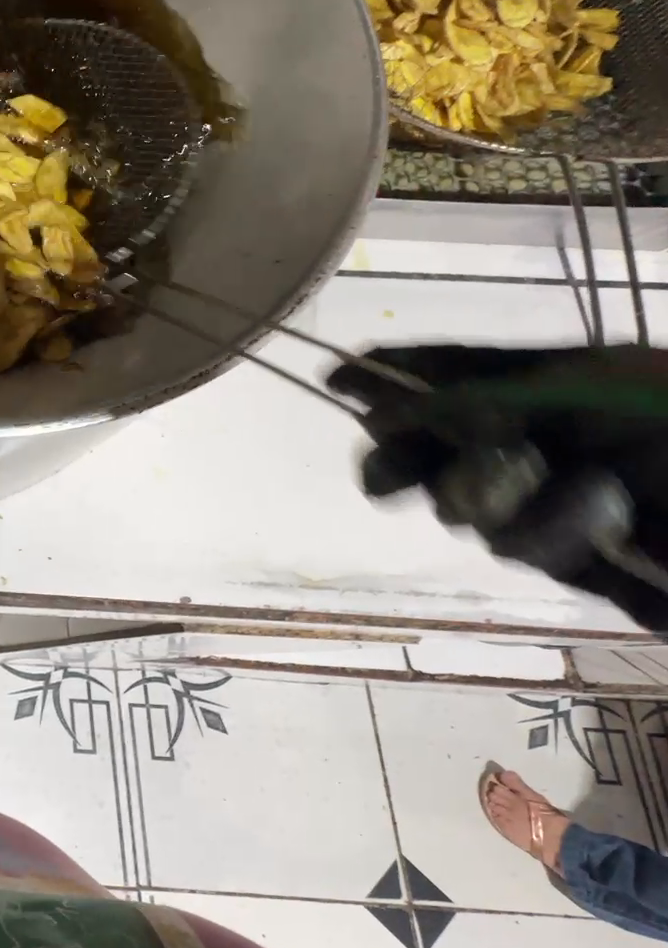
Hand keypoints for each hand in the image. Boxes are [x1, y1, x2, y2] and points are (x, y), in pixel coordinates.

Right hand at [326, 344, 667, 631]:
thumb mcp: (586, 384)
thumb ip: (474, 391)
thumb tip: (369, 399)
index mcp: (552, 392)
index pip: (445, 379)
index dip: (387, 379)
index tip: (337, 380)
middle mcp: (548, 448)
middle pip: (434, 456)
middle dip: (409, 463)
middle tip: (389, 476)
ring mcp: (567, 509)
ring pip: (473, 514)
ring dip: (507, 502)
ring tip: (576, 489)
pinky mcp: (596, 568)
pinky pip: (537, 557)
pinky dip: (562, 536)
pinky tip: (609, 520)